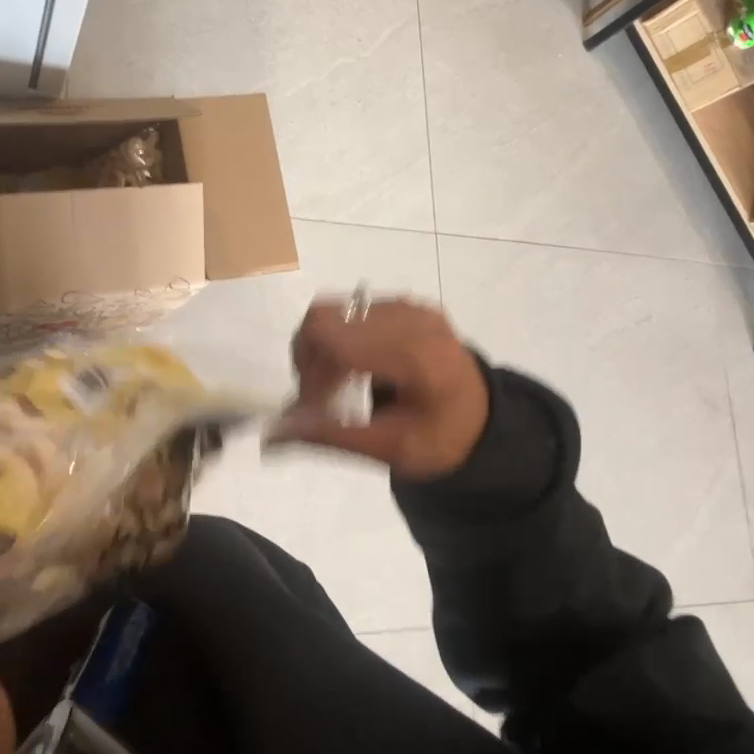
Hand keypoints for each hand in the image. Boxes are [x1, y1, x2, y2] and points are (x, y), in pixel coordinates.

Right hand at [275, 297, 488, 480]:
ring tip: (335, 384)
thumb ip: (329, 436)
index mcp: (413, 354)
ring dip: (321, 349)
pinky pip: (352, 310)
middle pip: (324, 319)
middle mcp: (411, 318)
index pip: (331, 334)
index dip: (307, 371)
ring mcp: (410, 306)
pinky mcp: (407, 304)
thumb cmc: (438, 439)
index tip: (311, 409)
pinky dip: (340, 339)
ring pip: (333, 312)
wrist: (483, 419)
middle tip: (319, 398)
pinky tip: (354, 369)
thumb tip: (270, 434)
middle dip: (309, 359)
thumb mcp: (387, 449)